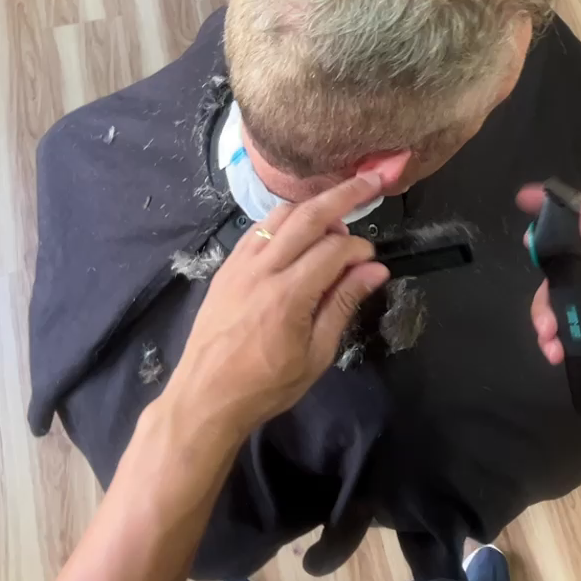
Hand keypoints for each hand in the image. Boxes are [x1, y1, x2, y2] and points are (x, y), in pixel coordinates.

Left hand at [164, 174, 390, 441]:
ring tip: (335, 220)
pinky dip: (284, 221)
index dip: (359, 249)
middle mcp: (263, 269)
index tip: (371, 262)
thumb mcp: (317, 355)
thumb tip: (375, 269)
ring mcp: (240, 264)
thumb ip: (344, 303)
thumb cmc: (267, 385)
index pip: (334, 249)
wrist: (204, 398)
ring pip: (281, 214)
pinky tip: (298, 232)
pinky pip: (259, 228)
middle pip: (308, 215)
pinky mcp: (227, 266)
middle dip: (344, 194)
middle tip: (370, 181)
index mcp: (288, 295)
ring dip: (312, 207)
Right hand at [520, 186, 580, 422]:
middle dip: (546, 270)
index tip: (527, 199)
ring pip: (560, 292)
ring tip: (548, 334)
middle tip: (532, 270)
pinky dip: (553, 334)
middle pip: (568, 257)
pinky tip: (555, 350)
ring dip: (546, 312)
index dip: (560, 207)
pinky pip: (563, 321)